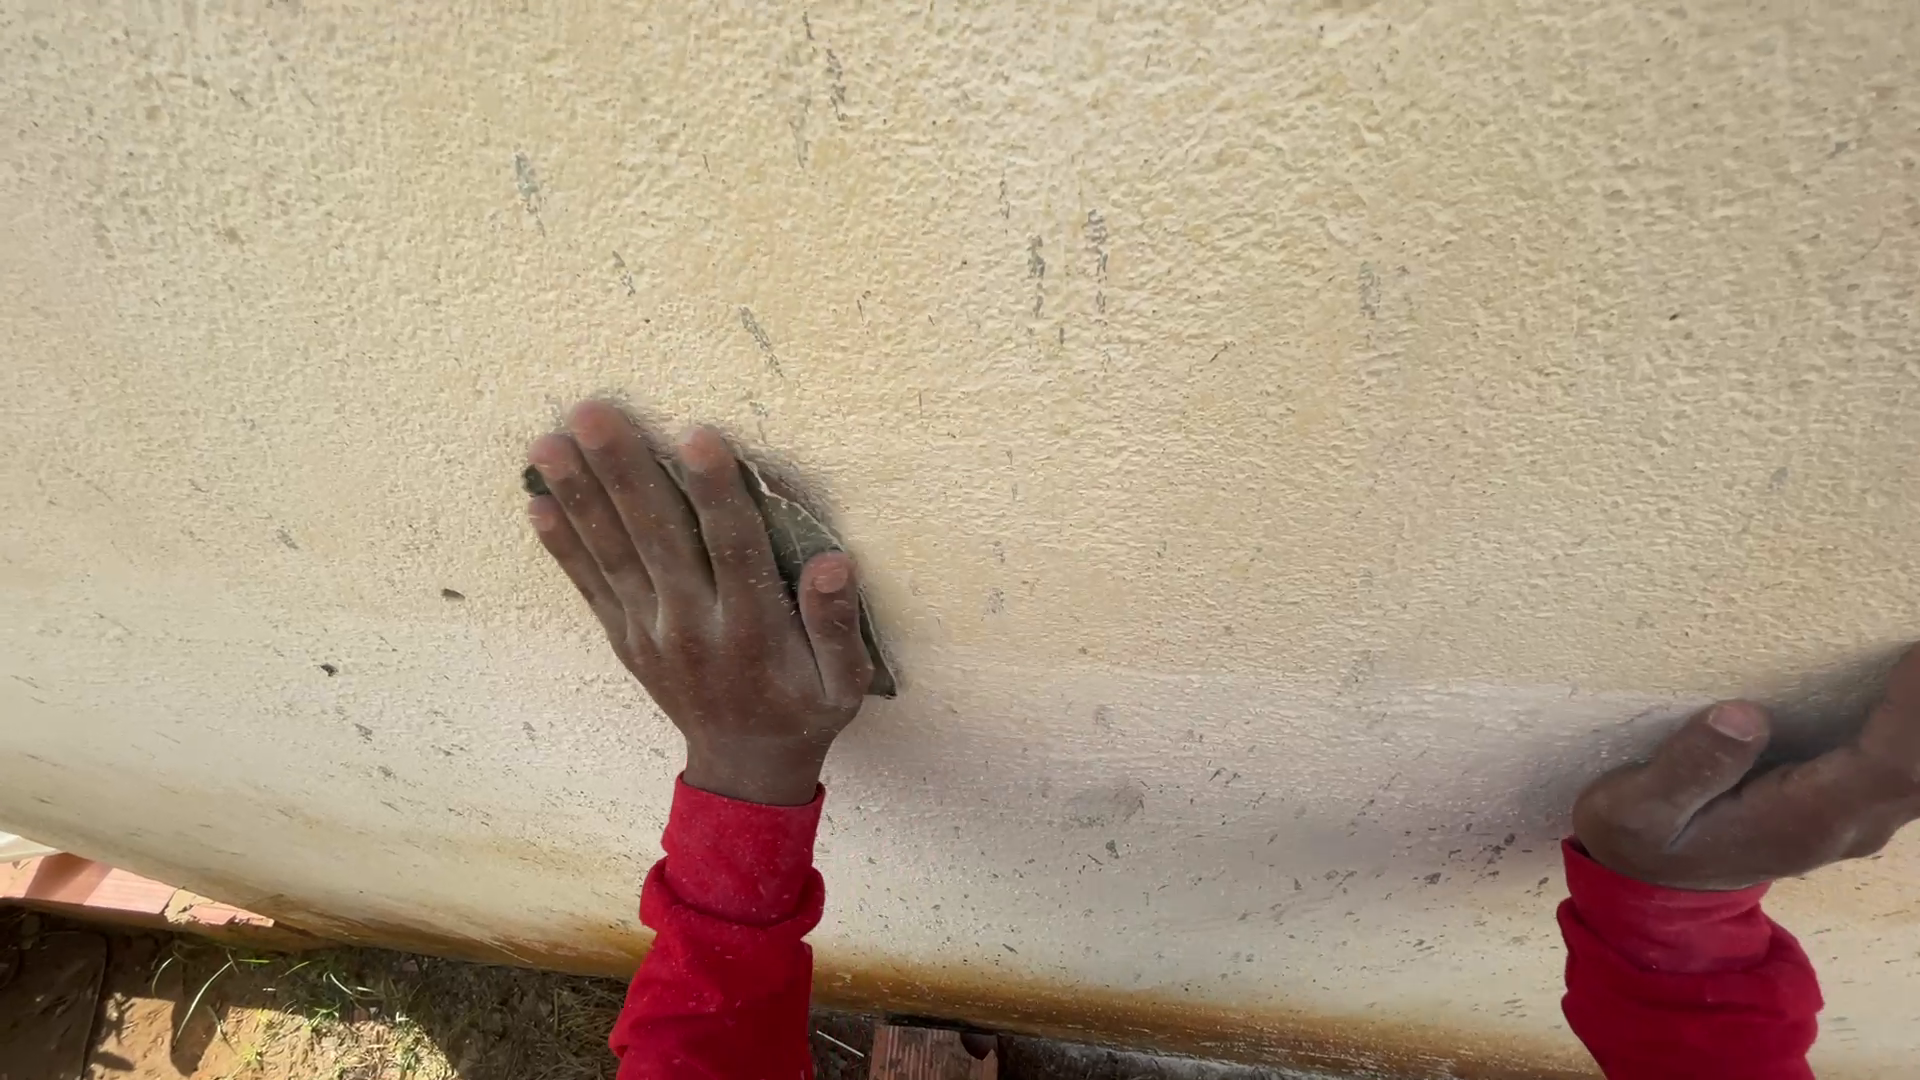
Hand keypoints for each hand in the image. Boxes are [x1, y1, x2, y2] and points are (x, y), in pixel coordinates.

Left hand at [525, 400, 874, 804]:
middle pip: (657, 540)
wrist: (744, 767)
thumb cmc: (805, 712)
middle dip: (626, 473)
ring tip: (549, 441)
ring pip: (613, 555)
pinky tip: (536, 503)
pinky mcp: (626, 639)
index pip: (732, 548)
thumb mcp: (846, 682)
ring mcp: (651, 633)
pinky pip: (590, 588)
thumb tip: (835, 563)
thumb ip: (837, 624)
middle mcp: (692, 625)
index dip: (716, 492)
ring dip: (580, 496)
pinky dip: (562, 546)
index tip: (697, 435)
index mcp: (751, 629)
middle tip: (595, 413)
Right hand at [1573, 645, 1919, 890]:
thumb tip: (1744, 714)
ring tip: (1917, 663)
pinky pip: (1907, 769)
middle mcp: (1847, 823)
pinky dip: (1912, 731)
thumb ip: (1687, 767)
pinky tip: (1905, 698)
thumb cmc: (1635, 840)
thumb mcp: (1634, 807)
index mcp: (1799, 820)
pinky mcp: (1845, 806)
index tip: (1918, 653)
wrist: (1649, 885)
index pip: (1889, 766)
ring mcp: (1853, 818)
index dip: (1915, 711)